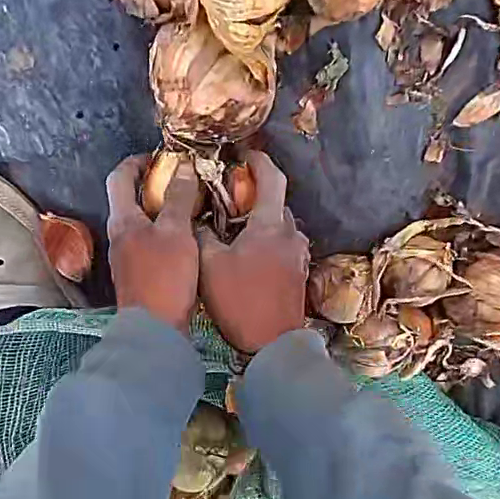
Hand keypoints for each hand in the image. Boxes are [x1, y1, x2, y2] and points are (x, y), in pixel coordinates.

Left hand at [105, 154, 201, 331]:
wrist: (155, 329)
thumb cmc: (164, 277)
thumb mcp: (177, 232)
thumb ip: (180, 198)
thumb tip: (184, 167)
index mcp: (122, 220)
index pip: (119, 178)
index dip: (137, 161)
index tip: (160, 157)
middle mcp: (119, 236)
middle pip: (130, 199)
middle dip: (154, 185)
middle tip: (182, 180)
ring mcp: (127, 257)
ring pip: (142, 223)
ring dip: (162, 210)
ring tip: (190, 206)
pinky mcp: (139, 275)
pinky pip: (151, 243)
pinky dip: (167, 233)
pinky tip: (188, 239)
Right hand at [198, 151, 309, 353]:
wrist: (274, 344)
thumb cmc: (240, 301)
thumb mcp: (210, 265)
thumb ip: (204, 236)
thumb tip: (200, 222)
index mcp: (271, 225)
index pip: (272, 177)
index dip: (259, 160)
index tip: (244, 154)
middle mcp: (291, 234)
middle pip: (276, 203)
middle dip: (255, 195)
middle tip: (229, 197)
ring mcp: (299, 255)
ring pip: (279, 226)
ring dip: (261, 221)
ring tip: (235, 228)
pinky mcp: (299, 273)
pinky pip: (283, 246)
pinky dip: (267, 241)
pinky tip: (248, 255)